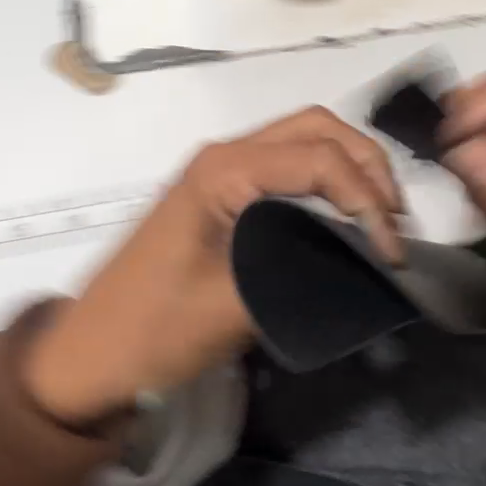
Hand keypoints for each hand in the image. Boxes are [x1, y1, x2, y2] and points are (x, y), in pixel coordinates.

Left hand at [22, 107, 402, 426]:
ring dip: (350, 167)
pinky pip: (288, 166)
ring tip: (381, 218)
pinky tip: (345, 219)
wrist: (90, 356)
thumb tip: (364, 252)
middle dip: (366, 165)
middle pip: (316, 129)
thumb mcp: (233, 304)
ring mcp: (223, 170)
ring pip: (304, 140)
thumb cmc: (154, 330)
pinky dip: (327, 181)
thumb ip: (302, 266)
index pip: (318, 158)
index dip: (366, 197)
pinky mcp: (225, 193)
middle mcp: (225, 154)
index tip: (391, 252)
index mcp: (223, 169)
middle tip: (395, 221)